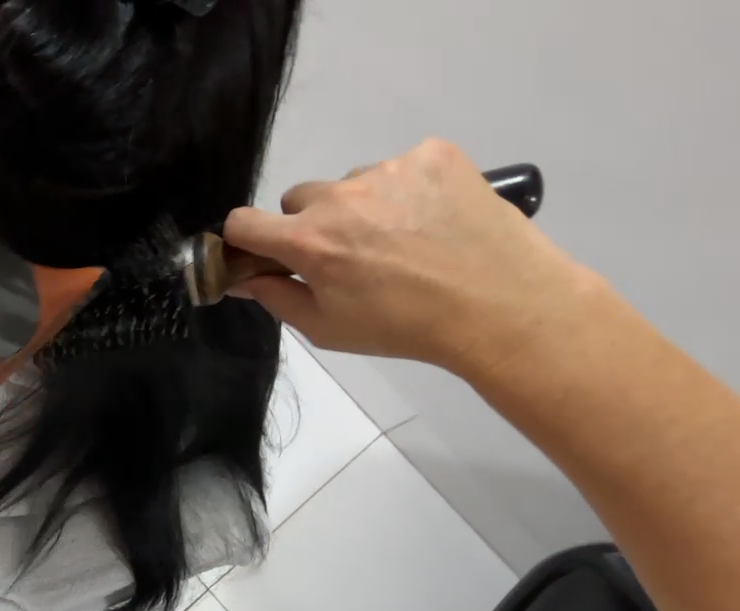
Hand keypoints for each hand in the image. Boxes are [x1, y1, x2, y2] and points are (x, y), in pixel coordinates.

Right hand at [223, 139, 598, 374]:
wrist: (498, 303)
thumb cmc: (401, 327)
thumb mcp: (325, 327)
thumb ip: (275, 297)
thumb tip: (242, 280)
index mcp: (309, 242)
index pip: (243, 223)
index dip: (243, 240)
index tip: (259, 254)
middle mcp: (341, 197)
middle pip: (298, 199)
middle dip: (307, 224)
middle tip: (342, 255)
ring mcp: (389, 169)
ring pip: (350, 184)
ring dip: (358, 207)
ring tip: (398, 240)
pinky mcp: (433, 154)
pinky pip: (398, 168)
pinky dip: (402, 190)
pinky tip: (427, 219)